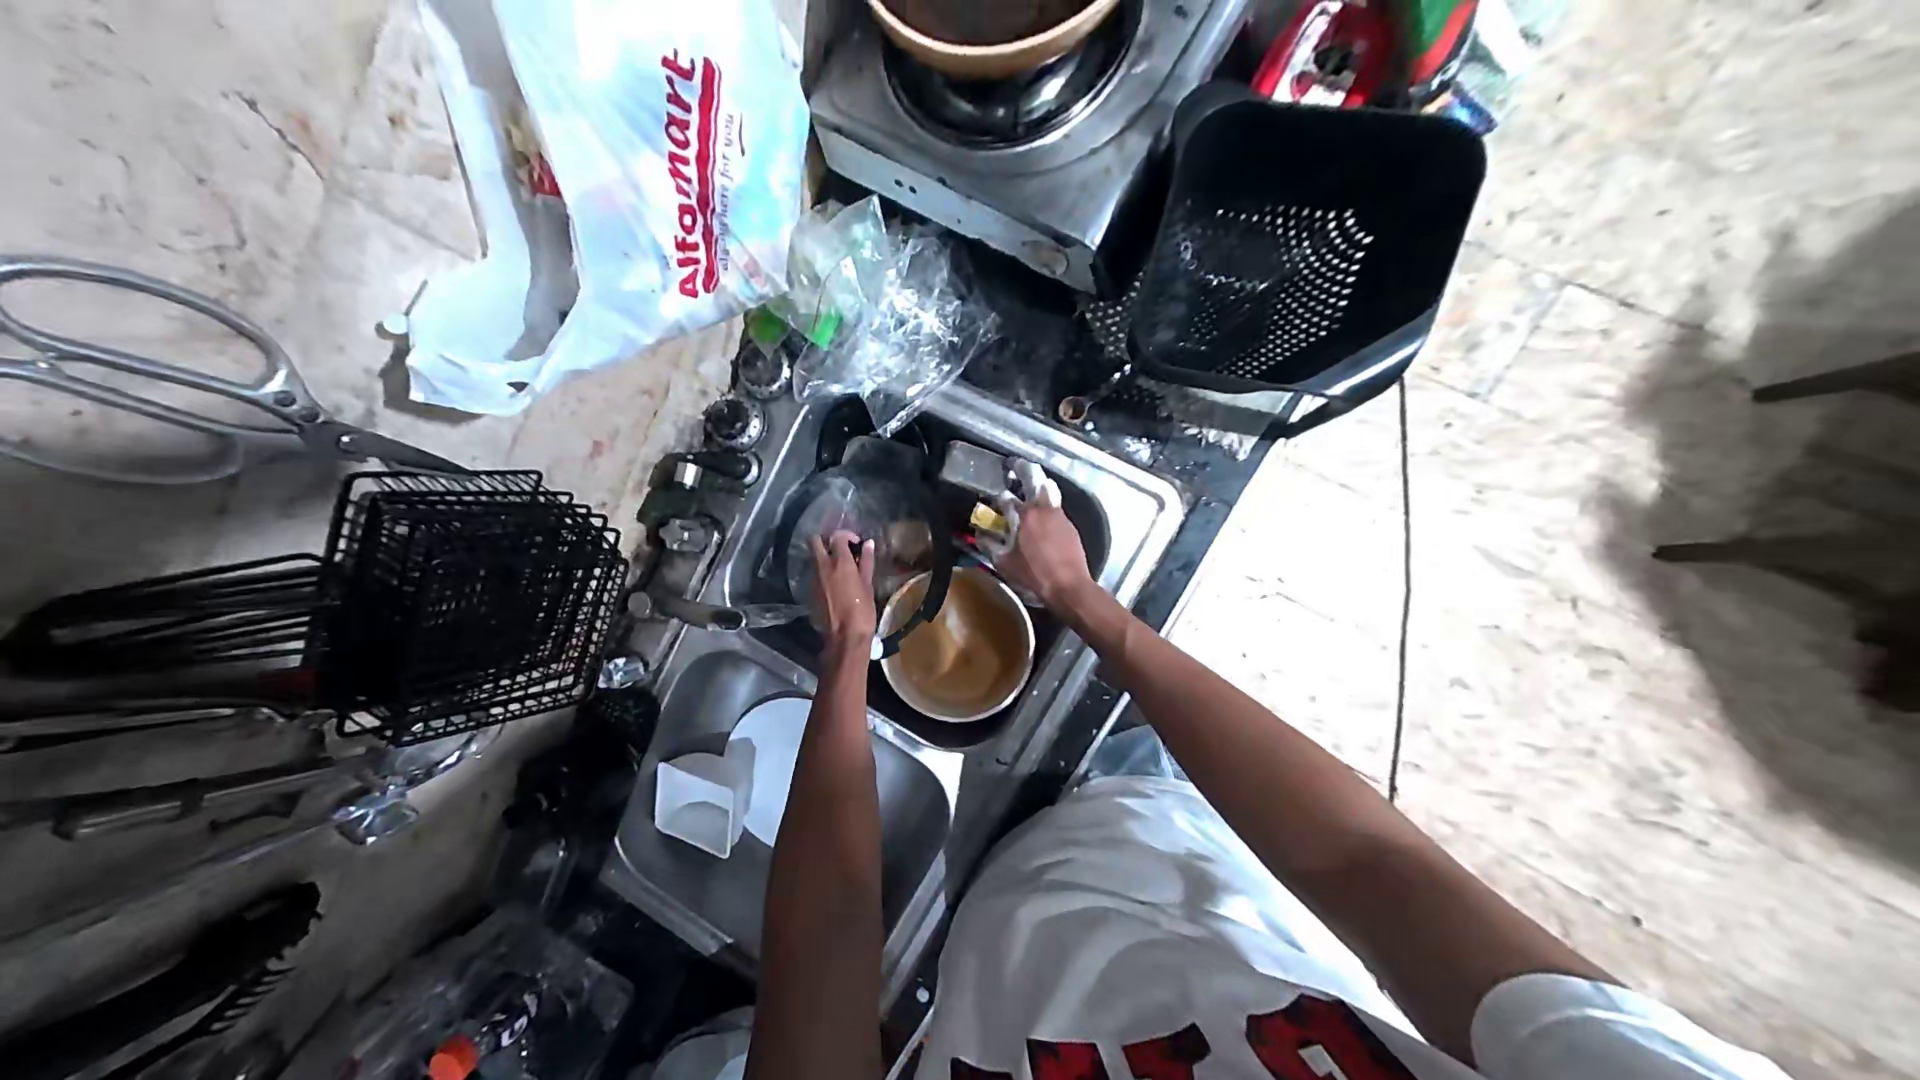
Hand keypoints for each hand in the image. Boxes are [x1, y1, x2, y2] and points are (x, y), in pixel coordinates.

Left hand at [809, 530, 876, 653]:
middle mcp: (823, 566)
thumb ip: (866, 562)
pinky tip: (834, 582)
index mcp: (840, 562)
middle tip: (841, 549)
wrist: (844, 636)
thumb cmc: (862, 610)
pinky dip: (822, 571)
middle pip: (815, 540)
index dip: (847, 535)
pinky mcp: (810, 591)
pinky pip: (814, 573)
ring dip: (824, 556)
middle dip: (826, 540)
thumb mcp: (868, 585)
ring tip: (840, 567)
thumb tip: (868, 543)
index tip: (856, 543)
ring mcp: (813, 578)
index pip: (837, 536)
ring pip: (813, 557)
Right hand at [994, 500, 1098, 612]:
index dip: (1002, 505)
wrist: (1069, 587)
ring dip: (1040, 511)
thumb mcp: (1005, 564)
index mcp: (1029, 514)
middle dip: (1027, 498)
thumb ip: (990, 546)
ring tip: (1033, 527)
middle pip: (1036, 492)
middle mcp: (1047, 510)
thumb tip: (981, 535)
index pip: (1010, 499)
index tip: (999, 513)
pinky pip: (1058, 520)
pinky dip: (1051, 524)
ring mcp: (1063, 519)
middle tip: (1019, 513)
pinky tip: (1047, 540)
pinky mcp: (1073, 530)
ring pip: (1048, 506)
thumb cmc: (1034, 574)